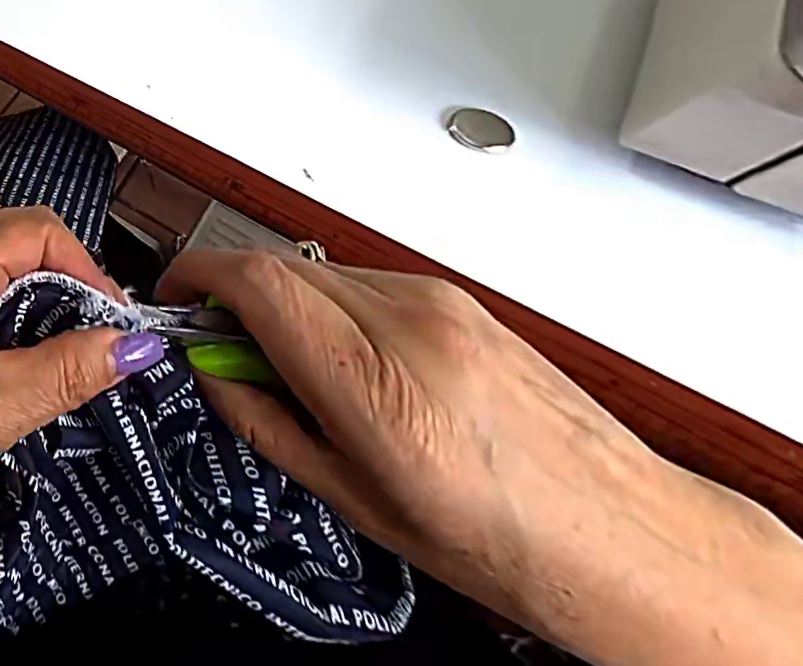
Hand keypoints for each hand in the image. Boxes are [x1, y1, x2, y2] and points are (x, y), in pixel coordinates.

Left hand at [0, 208, 165, 625]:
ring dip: (50, 301)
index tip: (117, 328)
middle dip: (74, 284)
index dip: (89, 272)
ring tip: (75, 352)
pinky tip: (34, 352)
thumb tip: (141, 346)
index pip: (43, 232)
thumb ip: (70, 369)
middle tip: (101, 342)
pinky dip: (23, 311)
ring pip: (13, 264)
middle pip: (29, 240)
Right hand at [157, 251, 777, 656]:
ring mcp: (435, 300)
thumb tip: (212, 370)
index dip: (201, 272)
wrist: (624, 533)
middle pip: (278, 264)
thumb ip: (263, 420)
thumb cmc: (501, 539)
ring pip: (312, 268)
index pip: (260, 283)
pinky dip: (320, 301)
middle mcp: (407, 324)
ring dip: (276, 297)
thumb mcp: (353, 497)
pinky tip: (338, 351)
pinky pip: (354, 278)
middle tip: (220, 337)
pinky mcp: (449, 293)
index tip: (178, 292)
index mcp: (378, 389)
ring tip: (288, 357)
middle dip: (230, 289)